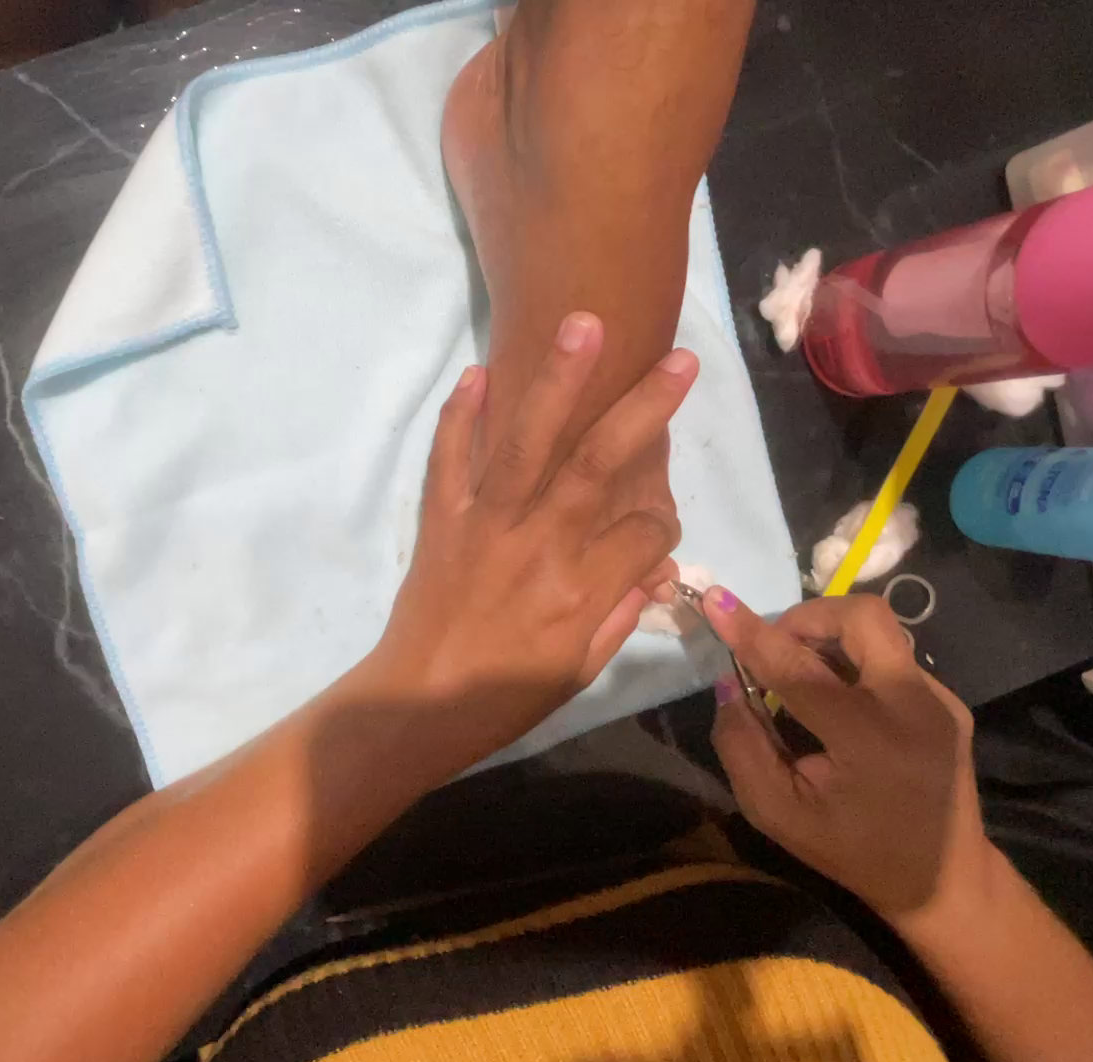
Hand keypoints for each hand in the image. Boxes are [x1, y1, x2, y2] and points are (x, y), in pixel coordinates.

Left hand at [365, 312, 695, 762]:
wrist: (416, 705)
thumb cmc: (503, 699)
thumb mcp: (580, 672)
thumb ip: (620, 615)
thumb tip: (652, 573)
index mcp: (582, 592)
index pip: (646, 532)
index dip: (662, 527)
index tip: (654, 531)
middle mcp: (539, 546)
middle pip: (600, 465)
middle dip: (644, 409)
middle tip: (677, 359)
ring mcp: (484, 526)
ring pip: (525, 446)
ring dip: (556, 383)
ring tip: (581, 325)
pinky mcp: (440, 521)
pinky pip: (448, 460)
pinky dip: (459, 417)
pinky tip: (477, 373)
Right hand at [699, 591, 999, 927]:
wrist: (946, 881)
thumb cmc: (853, 850)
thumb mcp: (777, 813)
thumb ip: (742, 745)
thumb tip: (730, 683)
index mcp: (870, 741)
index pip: (798, 668)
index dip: (750, 632)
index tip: (716, 600)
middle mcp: (914, 706)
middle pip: (862, 617)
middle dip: (807, 617)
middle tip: (776, 647)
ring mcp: (938, 699)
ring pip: (876, 629)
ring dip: (826, 636)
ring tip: (800, 675)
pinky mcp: (946, 700)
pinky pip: (887, 654)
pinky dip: (848, 659)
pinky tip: (834, 700)